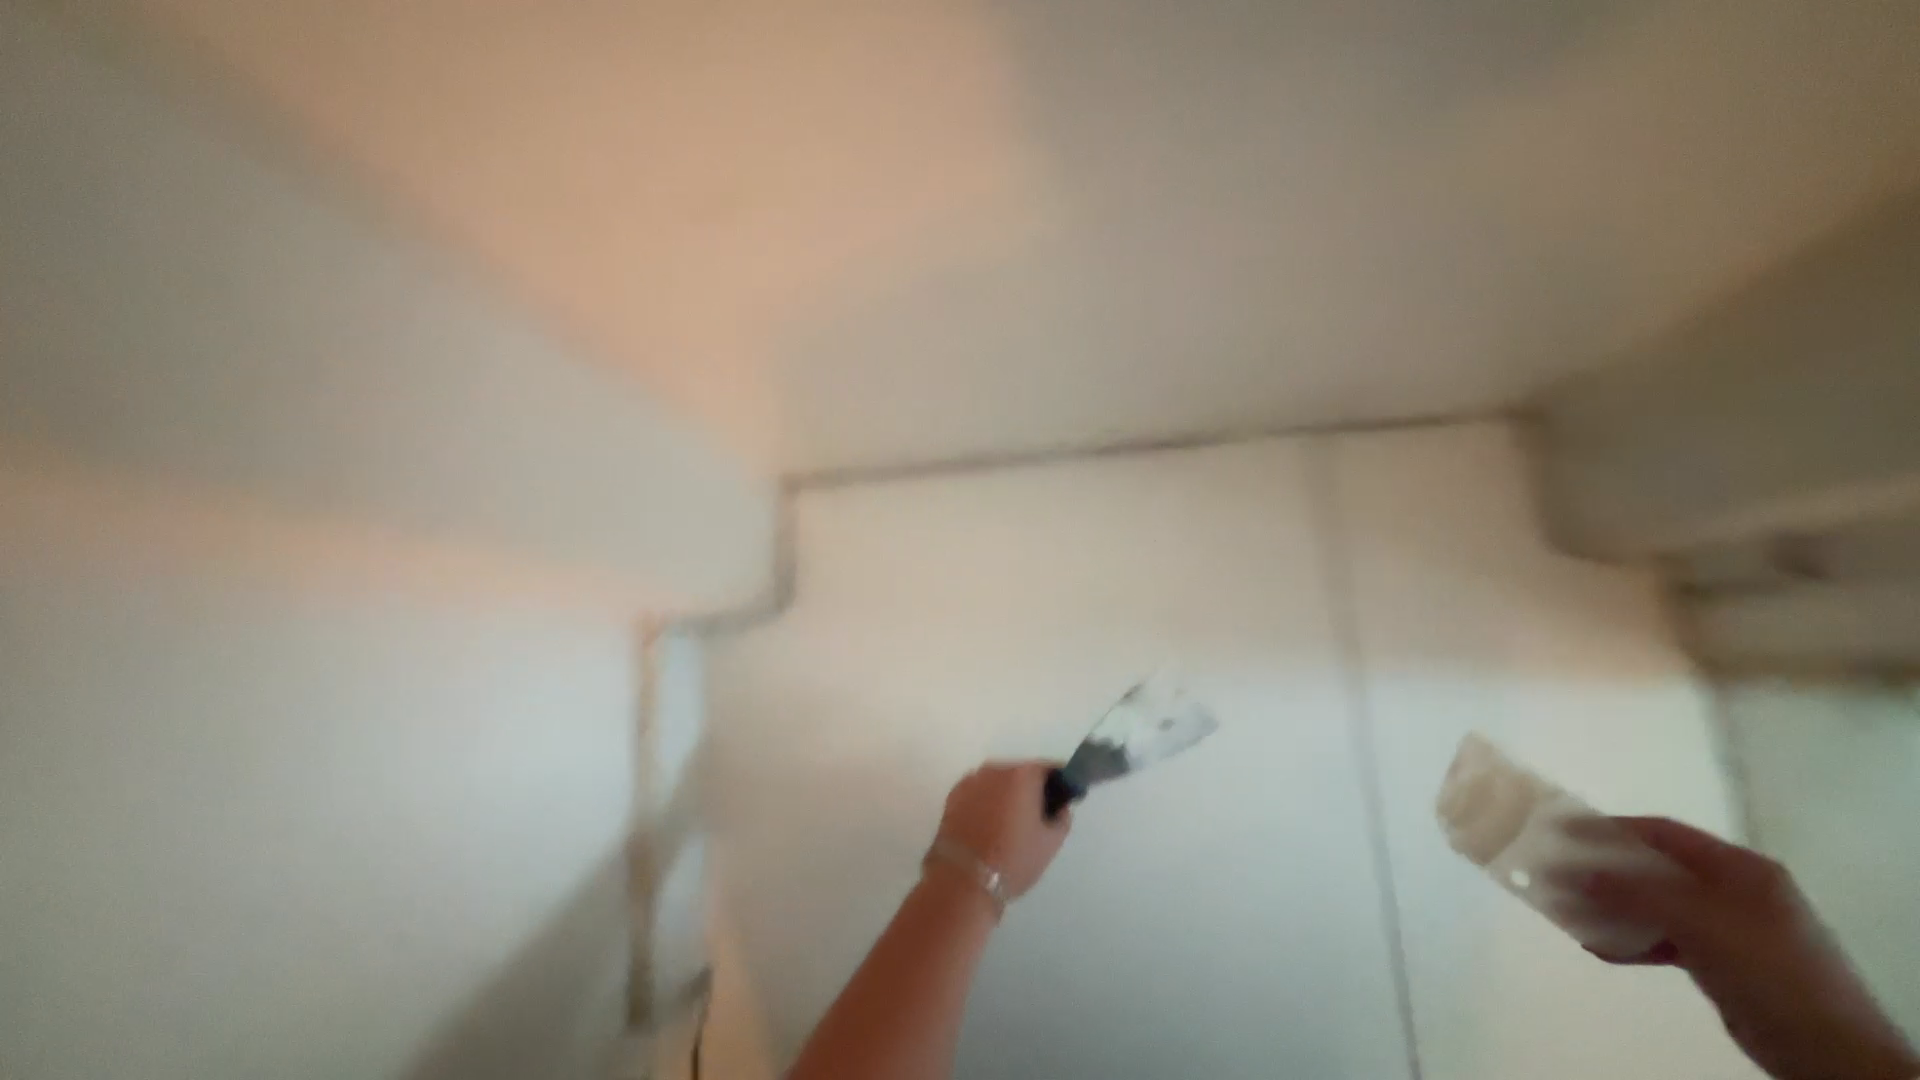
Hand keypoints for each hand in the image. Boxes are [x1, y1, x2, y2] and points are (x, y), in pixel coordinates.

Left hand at [935, 762, 1071, 898]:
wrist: (962, 880)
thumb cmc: (1012, 859)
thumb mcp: (1050, 843)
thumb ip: (1062, 817)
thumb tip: (1059, 807)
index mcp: (1022, 775)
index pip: (1048, 769)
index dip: (1059, 782)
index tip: (1062, 799)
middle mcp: (994, 769)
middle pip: (1020, 774)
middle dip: (1030, 790)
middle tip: (1035, 818)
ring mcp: (970, 781)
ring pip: (997, 784)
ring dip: (1005, 796)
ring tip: (1008, 826)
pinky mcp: (951, 797)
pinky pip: (978, 793)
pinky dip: (985, 803)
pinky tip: (986, 828)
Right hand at [1580, 817, 1917, 1079]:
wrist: (1831, 1053)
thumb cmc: (1767, 968)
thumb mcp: (1696, 920)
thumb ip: (1631, 891)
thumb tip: (1568, 870)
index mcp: (1740, 868)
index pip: (1661, 832)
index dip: (1609, 827)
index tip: (1560, 831)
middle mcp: (1736, 889)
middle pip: (1656, 867)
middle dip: (1604, 870)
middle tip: (1558, 870)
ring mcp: (1732, 927)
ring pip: (1657, 904)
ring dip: (1613, 907)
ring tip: (1570, 911)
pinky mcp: (1725, 961)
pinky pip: (1667, 937)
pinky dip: (1634, 939)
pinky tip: (1603, 948)